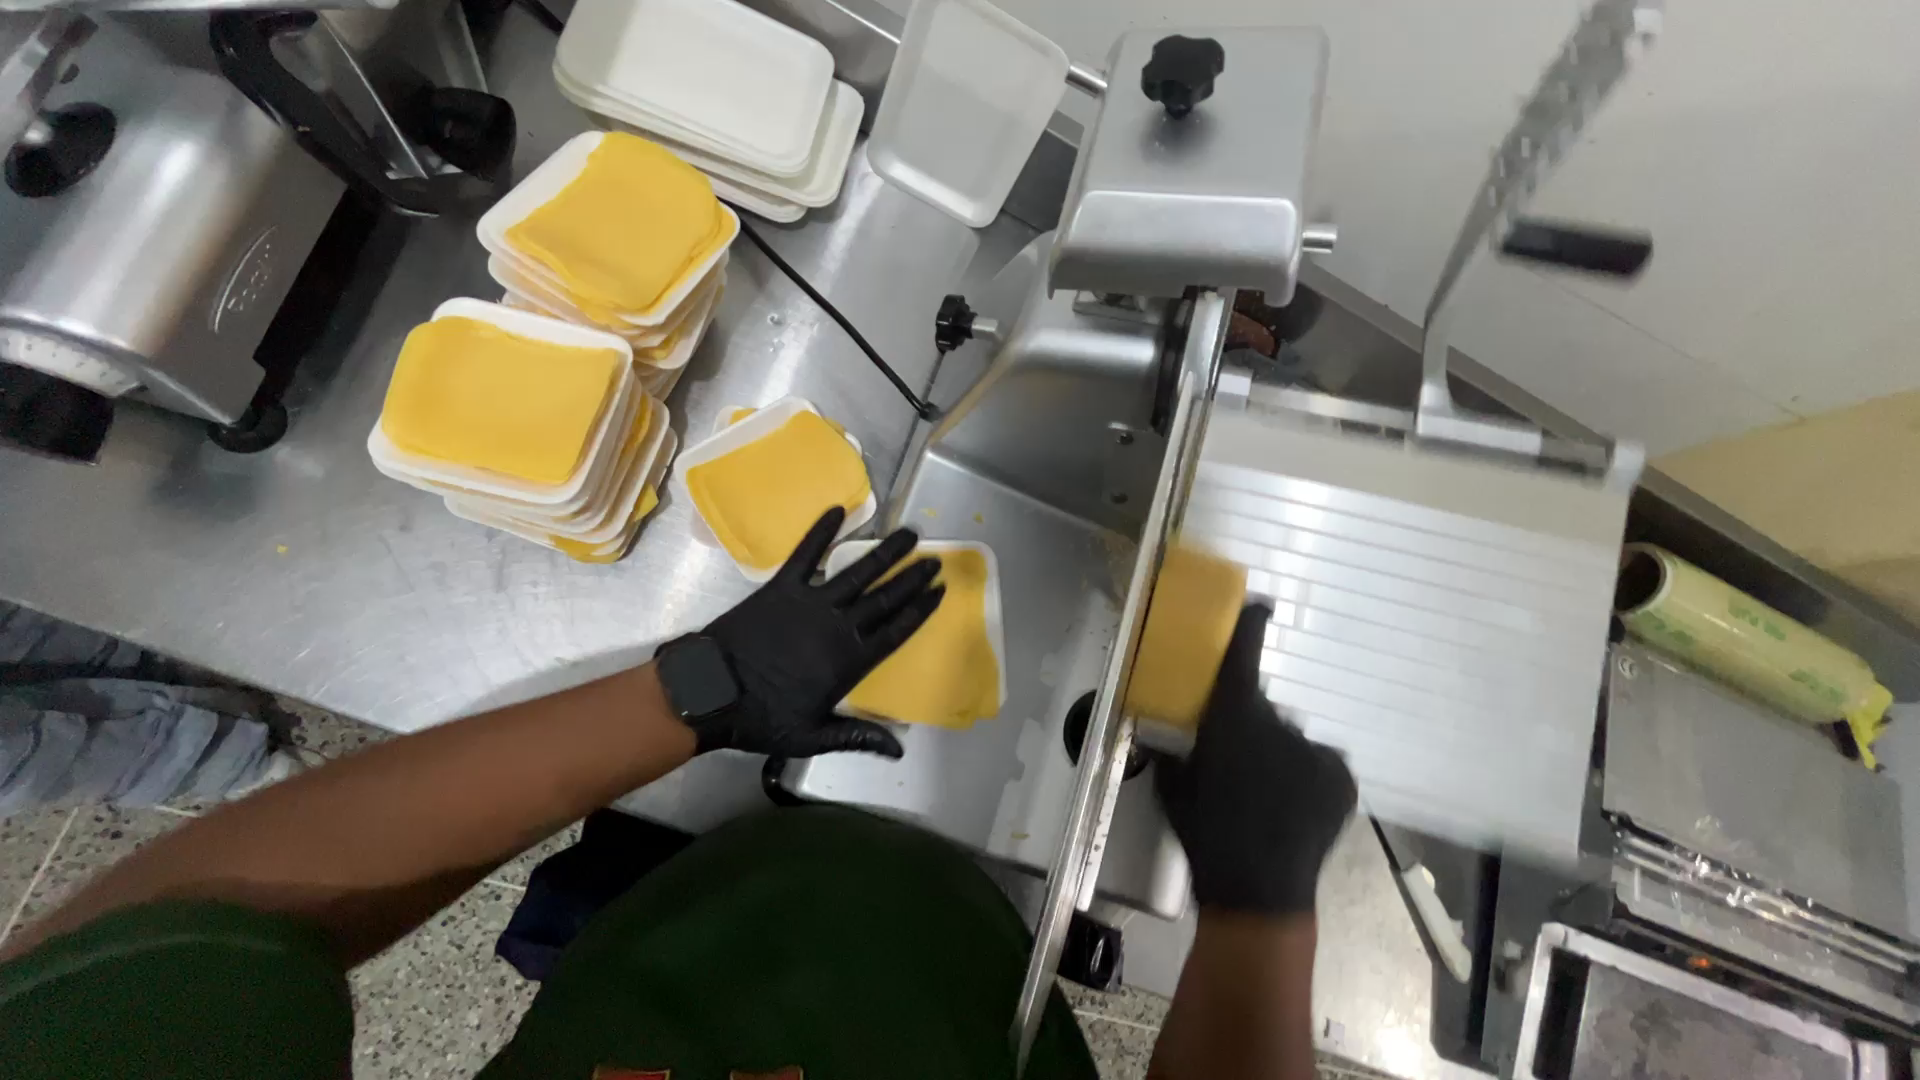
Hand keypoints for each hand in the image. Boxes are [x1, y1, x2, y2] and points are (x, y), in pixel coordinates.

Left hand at [686, 506, 944, 757]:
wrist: (710, 694)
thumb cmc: (760, 718)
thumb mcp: (811, 736)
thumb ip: (857, 737)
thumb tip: (899, 749)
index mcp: (848, 662)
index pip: (895, 630)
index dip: (919, 610)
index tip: (939, 591)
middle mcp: (837, 627)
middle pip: (884, 597)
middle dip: (911, 578)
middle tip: (934, 559)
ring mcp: (810, 603)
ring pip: (857, 572)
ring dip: (884, 552)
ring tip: (908, 534)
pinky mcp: (780, 587)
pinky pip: (804, 554)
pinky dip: (821, 532)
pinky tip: (838, 510)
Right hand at [1155, 605, 1355, 914]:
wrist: (1257, 888)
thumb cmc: (1203, 830)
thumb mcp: (1172, 784)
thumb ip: (1172, 749)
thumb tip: (1161, 732)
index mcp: (1232, 719)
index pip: (1244, 658)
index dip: (1251, 625)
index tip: (1260, 605)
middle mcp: (1279, 725)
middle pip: (1262, 710)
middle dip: (1249, 727)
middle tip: (1238, 764)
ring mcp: (1315, 751)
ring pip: (1289, 741)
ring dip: (1276, 756)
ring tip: (1265, 796)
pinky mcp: (1341, 777)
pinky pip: (1316, 764)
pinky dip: (1304, 776)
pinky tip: (1291, 806)